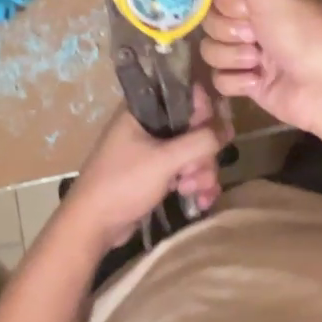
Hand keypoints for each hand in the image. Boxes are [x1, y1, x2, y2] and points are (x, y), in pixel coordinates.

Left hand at [56, 87, 230, 249]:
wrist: (92, 225)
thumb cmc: (124, 183)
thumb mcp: (165, 160)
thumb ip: (200, 141)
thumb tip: (228, 128)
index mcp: (144, 109)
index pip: (188, 96)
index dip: (206, 114)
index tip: (213, 136)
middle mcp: (150, 125)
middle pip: (195, 128)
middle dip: (203, 155)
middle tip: (193, 174)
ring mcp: (153, 150)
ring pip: (194, 152)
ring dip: (201, 173)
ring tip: (193, 193)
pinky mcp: (156, 173)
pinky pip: (185, 170)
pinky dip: (195, 184)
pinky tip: (200, 201)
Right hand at [199, 0, 321, 133]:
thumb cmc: (304, 36)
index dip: (227, 2)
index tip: (244, 8)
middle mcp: (259, 24)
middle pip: (212, 22)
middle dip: (230, 31)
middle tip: (256, 37)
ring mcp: (255, 56)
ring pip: (213, 51)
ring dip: (233, 56)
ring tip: (259, 62)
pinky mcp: (252, 86)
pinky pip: (221, 80)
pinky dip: (238, 81)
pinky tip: (258, 82)